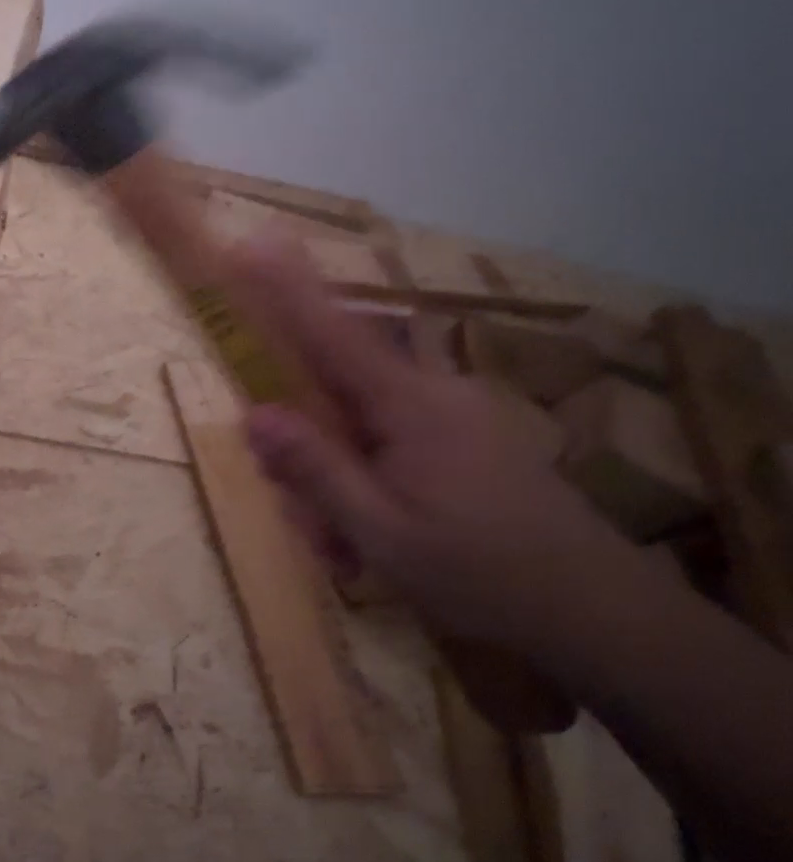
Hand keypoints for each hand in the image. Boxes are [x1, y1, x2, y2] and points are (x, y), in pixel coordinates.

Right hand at [225, 233, 645, 656]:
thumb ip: (314, 469)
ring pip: (357, 426)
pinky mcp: (467, 442)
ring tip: (347, 552)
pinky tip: (373, 542)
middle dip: (302, 448)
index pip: (332, 332)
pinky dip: (366, 484)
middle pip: (332, 392)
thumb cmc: (485, 575)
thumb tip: (255, 413)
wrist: (608, 620)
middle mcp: (432, 396)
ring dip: (334, 480)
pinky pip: (389, 444)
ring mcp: (454, 418)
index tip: (252, 242)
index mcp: (409, 407)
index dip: (287, 289)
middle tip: (309, 522)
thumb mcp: (381, 532)